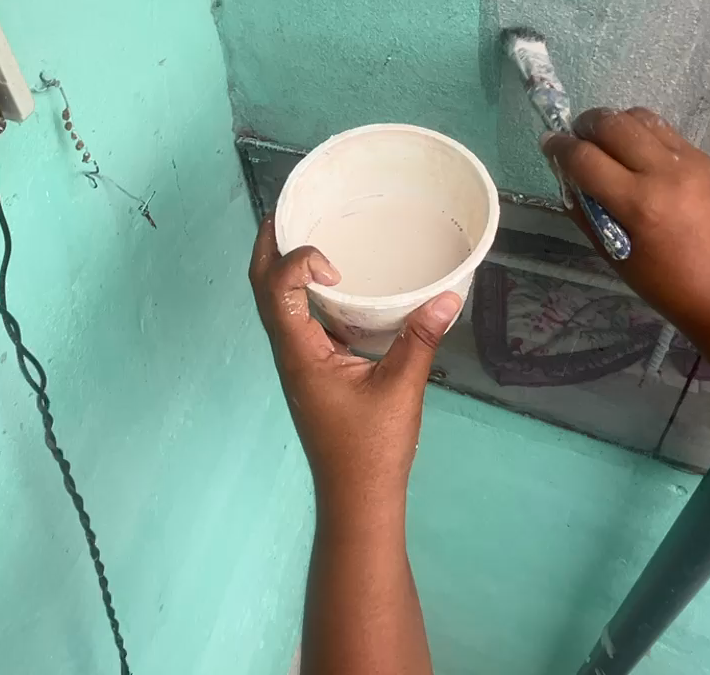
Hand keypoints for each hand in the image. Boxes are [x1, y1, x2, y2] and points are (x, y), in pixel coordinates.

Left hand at [248, 218, 461, 518]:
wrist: (356, 498)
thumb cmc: (372, 448)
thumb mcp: (401, 389)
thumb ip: (420, 340)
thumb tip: (448, 297)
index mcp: (299, 351)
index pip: (276, 289)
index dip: (295, 261)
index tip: (335, 263)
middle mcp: (288, 350)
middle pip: (261, 288)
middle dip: (269, 246)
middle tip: (287, 210)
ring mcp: (296, 359)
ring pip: (273, 302)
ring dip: (279, 266)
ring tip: (303, 232)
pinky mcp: (310, 367)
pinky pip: (294, 317)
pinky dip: (300, 289)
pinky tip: (330, 281)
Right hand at [542, 107, 709, 334]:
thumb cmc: (670, 288)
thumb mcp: (615, 255)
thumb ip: (586, 211)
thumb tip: (568, 177)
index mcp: (639, 204)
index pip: (584, 157)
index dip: (558, 147)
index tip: (549, 145)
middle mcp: (667, 173)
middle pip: (612, 123)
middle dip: (585, 126)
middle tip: (576, 142)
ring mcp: (694, 163)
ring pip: (642, 117)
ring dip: (616, 125)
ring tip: (608, 146)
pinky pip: (667, 134)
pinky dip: (643, 137)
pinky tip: (640, 162)